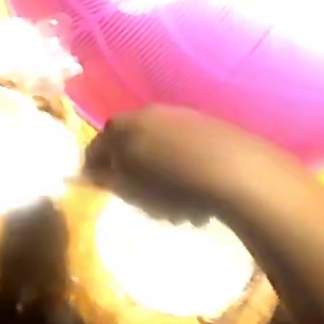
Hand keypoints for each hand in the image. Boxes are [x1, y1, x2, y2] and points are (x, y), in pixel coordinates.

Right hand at [84, 106, 301, 213]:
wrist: (235, 171)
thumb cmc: (168, 183)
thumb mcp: (127, 187)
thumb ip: (105, 178)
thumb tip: (87, 173)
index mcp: (121, 124)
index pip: (96, 147)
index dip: (95, 171)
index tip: (101, 192)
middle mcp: (149, 113)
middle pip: (131, 149)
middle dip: (135, 178)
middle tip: (144, 205)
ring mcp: (183, 118)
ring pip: (161, 153)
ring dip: (163, 181)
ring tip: (176, 209)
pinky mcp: (213, 128)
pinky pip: (187, 153)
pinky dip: (186, 174)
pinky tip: (198, 199)